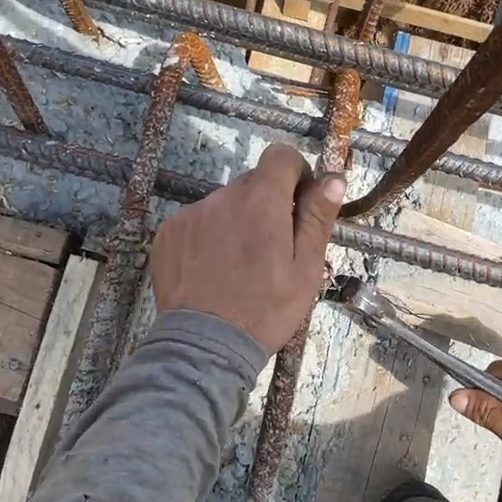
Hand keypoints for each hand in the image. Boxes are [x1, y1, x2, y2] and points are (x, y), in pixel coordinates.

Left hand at [150, 143, 344, 353]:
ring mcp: (191, 214)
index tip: (300, 201)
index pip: (281, 155)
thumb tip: (334, 178)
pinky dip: (209, 235)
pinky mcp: (168, 232)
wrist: (205, 346)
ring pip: (224, 202)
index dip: (296, 172)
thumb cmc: (265, 310)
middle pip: (253, 181)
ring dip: (237, 219)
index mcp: (261, 201)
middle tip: (272, 246)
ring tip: (240, 264)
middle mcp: (223, 197)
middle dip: (268, 203)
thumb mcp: (305, 269)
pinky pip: (197, 220)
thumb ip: (317, 218)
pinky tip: (213, 268)